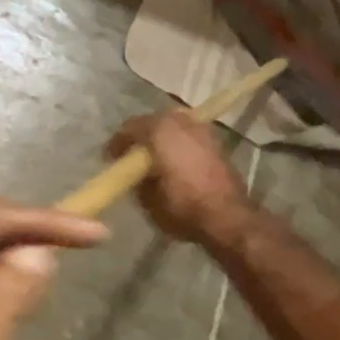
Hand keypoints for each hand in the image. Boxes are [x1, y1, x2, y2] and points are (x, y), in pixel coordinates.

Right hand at [105, 110, 250, 242]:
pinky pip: (188, 134)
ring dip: (161, 137)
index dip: (117, 143)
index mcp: (158, 130)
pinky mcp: (215, 141)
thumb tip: (136, 174)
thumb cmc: (182, 207)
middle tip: (132, 156)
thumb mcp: (147, 199)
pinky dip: (178, 143)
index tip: (110, 158)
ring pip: (172, 125)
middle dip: (140, 137)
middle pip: (151, 121)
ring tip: (155, 157)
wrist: (228, 218)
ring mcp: (199, 128)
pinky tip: (175, 160)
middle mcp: (178, 121)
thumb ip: (136, 179)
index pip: (129, 128)